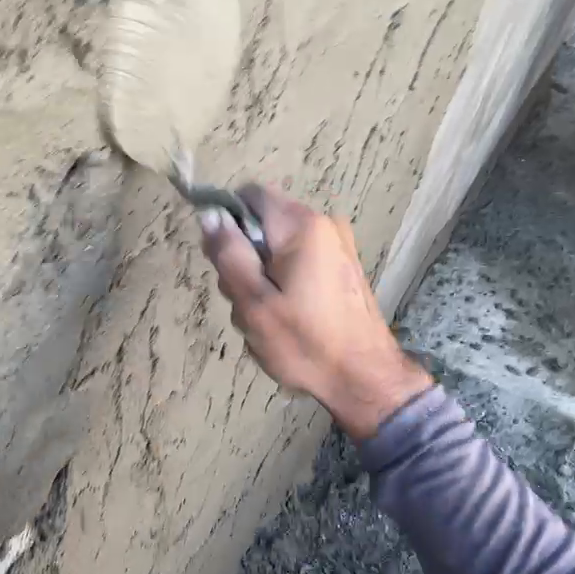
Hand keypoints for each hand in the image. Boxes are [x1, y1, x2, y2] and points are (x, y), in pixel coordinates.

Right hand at [199, 184, 432, 439]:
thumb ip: (228, 254)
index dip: (226, 220)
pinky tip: (286, 319)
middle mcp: (323, 225)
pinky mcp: (340, 269)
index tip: (221, 259)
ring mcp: (336, 247)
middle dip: (243, 259)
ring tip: (266, 319)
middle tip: (246, 302)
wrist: (365, 379)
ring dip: (260, 279)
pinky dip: (282, 286)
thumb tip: (209, 216)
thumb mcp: (253, 301)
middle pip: (261, 225)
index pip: (249, 195)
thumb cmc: (305, 342)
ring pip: (275, 249)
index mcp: (301, 226)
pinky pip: (296, 264)